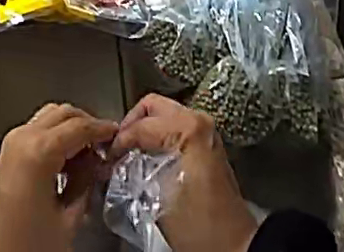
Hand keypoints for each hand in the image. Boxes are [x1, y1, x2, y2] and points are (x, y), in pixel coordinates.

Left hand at [0, 103, 117, 251]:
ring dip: (70, 128)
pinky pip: (37, 130)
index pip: (81, 125)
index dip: (103, 128)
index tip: (117, 134)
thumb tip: (97, 163)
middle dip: (87, 124)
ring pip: (50, 116)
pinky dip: (55, 135)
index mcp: (39, 150)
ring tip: (88, 153)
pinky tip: (67, 159)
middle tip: (105, 144)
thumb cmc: (23, 247)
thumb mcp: (68, 219)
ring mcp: (11, 143)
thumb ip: (86, 183)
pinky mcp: (6, 154)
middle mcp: (22, 138)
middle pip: (64, 112)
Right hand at [112, 94, 258, 251]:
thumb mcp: (160, 197)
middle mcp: (198, 120)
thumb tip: (120, 161)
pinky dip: (158, 134)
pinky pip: (176, 125)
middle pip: (153, 106)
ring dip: (145, 128)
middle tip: (118, 147)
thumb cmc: (200, 225)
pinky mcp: (207, 142)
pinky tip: (148, 156)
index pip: (143, 125)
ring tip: (130, 152)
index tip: (108, 157)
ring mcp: (205, 129)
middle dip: (132, 124)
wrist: (235, 245)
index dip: (121, 141)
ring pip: (164, 113)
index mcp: (188, 128)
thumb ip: (137, 171)